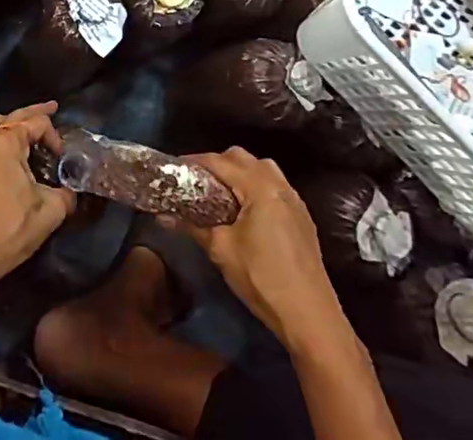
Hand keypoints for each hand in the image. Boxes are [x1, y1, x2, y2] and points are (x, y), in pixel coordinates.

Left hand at [0, 102, 76, 290]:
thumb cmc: (11, 226)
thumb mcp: (51, 209)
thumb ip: (67, 193)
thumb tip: (71, 191)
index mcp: (7, 142)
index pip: (37, 122)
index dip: (55, 136)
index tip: (63, 157)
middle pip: (14, 116)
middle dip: (35, 112)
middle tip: (53, 108)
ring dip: (17, 124)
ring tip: (32, 126)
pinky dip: (5, 139)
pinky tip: (15, 151)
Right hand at [171, 148, 347, 348]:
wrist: (308, 314)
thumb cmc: (261, 278)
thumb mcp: (221, 250)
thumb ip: (193, 227)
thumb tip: (164, 216)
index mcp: (260, 187)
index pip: (222, 162)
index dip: (196, 161)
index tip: (175, 166)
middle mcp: (280, 184)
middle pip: (244, 158)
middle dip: (218, 163)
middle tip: (196, 181)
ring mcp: (294, 199)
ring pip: (263, 169)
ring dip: (240, 173)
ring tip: (220, 193)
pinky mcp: (301, 216)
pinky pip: (275, 186)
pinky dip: (256, 186)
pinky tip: (246, 210)